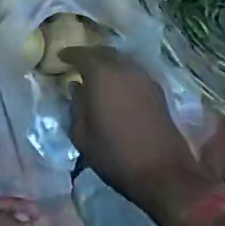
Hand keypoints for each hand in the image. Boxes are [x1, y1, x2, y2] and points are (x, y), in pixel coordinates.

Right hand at [61, 46, 218, 225]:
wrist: (163, 173)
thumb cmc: (115, 155)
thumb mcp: (82, 135)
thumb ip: (76, 106)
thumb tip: (76, 87)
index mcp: (101, 75)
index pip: (82, 54)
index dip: (70, 54)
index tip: (61, 57)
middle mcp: (124, 68)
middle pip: (104, 52)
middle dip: (90, 55)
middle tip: (79, 63)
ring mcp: (144, 78)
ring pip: (122, 60)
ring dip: (108, 62)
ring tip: (98, 74)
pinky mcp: (158, 91)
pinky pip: (134, 72)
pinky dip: (122, 73)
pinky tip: (117, 86)